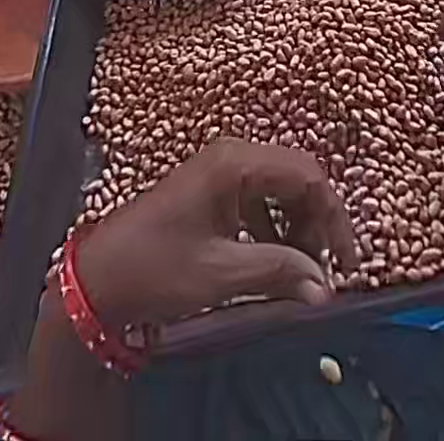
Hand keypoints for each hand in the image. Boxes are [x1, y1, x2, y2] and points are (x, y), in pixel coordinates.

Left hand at [73, 140, 357, 328]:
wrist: (97, 277)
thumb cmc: (158, 268)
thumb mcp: (222, 273)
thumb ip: (279, 271)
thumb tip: (325, 287)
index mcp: (237, 162)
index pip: (308, 175)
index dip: (334, 217)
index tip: (346, 260)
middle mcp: (235, 155)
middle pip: (298, 178)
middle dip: (316, 222)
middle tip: (322, 269)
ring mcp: (224, 169)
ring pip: (282, 189)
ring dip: (298, 226)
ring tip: (300, 269)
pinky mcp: (216, 188)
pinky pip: (261, 199)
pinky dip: (276, 227)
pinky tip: (274, 259)